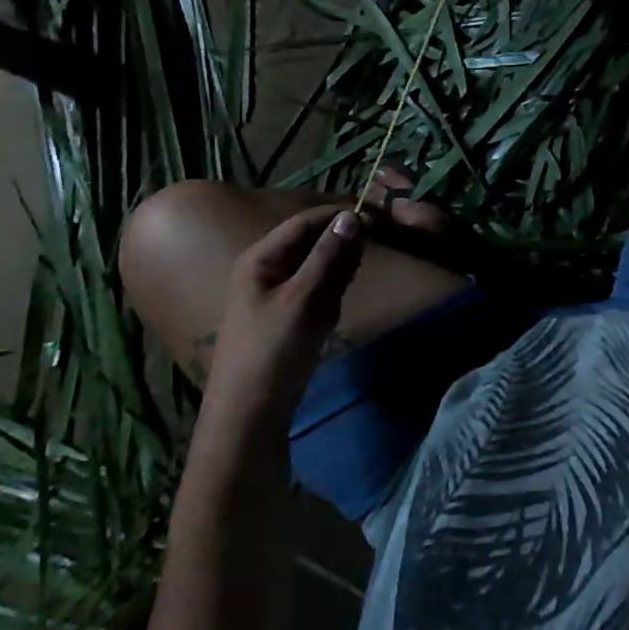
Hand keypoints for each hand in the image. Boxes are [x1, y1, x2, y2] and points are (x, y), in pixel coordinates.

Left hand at [200, 207, 363, 425]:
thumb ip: (328, 255)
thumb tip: (351, 216)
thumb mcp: (304, 298)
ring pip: (319, 266)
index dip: (339, 216)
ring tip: (336, 301)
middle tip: (356, 271)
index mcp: (260, 258)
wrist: (251, 413)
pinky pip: (316, 289)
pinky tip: (329, 316)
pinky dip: (329, 296)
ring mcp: (276, 292)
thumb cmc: (273, 350)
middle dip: (339, 252)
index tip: (377, 219)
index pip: (306, 221)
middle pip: (313, 242)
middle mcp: (266, 268)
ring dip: (335, 277)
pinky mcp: (287, 313)